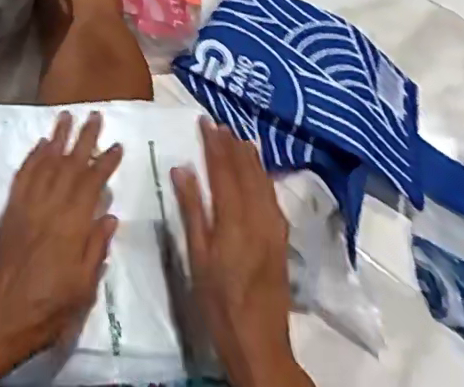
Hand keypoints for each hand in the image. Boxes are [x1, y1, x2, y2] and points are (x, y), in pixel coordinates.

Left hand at [0, 111, 122, 367]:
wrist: (2, 313)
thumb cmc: (49, 307)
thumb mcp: (84, 287)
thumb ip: (97, 248)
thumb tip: (110, 216)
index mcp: (73, 225)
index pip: (92, 183)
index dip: (105, 162)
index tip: (116, 145)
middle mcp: (51, 207)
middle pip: (70, 164)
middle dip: (84, 138)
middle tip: (94, 115)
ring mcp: (28, 205)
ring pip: (45, 162)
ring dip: (57, 138)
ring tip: (66, 116)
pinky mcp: (11, 209)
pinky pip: (23, 175)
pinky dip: (32, 157)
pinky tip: (40, 144)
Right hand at [172, 119, 309, 386]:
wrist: (259, 342)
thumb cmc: (218, 302)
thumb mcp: (197, 257)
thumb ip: (192, 210)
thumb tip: (182, 168)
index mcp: (234, 218)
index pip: (223, 169)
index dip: (213, 144)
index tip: (204, 122)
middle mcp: (258, 215)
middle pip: (245, 170)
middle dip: (231, 145)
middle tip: (219, 125)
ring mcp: (274, 225)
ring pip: (262, 179)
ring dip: (249, 157)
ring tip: (237, 139)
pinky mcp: (281, 237)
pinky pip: (271, 194)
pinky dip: (262, 175)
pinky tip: (257, 172)